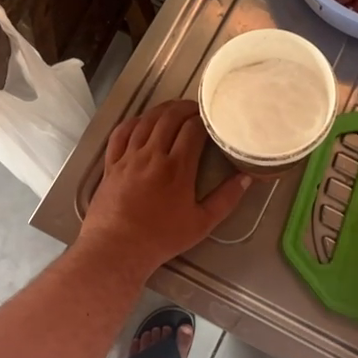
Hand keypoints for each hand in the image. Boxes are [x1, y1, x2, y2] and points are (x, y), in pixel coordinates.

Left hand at [78, 100, 250, 274]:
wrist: (116, 249)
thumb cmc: (161, 238)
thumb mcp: (201, 223)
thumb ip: (226, 199)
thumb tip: (246, 178)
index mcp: (177, 167)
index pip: (192, 129)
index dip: (203, 119)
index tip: (210, 118)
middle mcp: (152, 155)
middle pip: (169, 118)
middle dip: (184, 108)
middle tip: (195, 108)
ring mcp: (129, 157)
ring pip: (146, 122)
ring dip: (161, 110)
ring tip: (173, 108)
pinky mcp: (111, 164)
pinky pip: (120, 133)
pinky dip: (133, 122)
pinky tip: (141, 121)